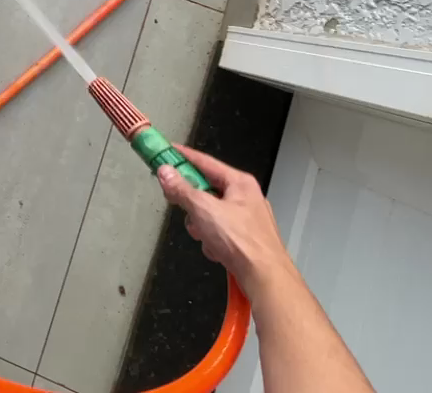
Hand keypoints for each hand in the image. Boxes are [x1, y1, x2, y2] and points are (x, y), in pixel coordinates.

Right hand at [156, 143, 291, 289]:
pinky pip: (219, 230)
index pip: (204, 161)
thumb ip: (181, 189)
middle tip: (178, 202)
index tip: (165, 151)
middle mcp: (246, 198)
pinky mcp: (246, 240)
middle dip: (190, 200)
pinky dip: (212, 239)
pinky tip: (215, 249)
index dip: (182, 155)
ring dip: (200, 224)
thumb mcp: (203, 208)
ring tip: (203, 234)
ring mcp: (247, 220)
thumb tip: (165, 171)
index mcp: (240, 183)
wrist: (267, 280)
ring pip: (210, 211)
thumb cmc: (240, 241)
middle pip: (206, 188)